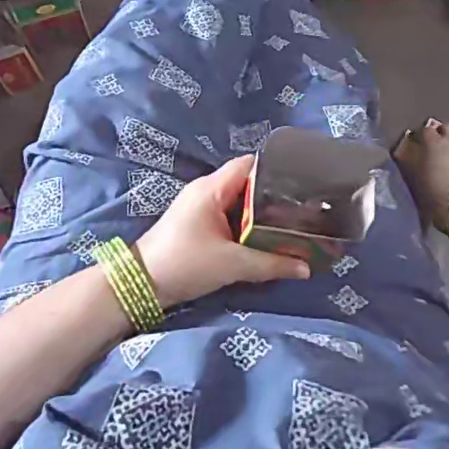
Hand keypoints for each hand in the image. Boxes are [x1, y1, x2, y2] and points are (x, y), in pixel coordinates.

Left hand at [135, 155, 310, 305]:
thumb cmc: (185, 263)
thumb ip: (272, 264)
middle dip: (273, 197)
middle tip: (302, 210)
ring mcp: (198, 208)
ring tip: (290, 224)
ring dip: (259, 214)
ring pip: (238, 202)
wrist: (141, 284)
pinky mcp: (196, 224)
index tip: (301, 186)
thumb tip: (307, 268)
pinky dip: (245, 225)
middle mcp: (205, 191)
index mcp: (211, 188)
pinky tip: (264, 238)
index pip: (249, 165)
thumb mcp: (232, 265)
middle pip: (247, 184)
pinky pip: (228, 216)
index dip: (276, 171)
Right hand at [393, 122, 448, 222]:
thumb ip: (408, 161)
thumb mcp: (413, 177)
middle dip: (439, 132)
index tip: (413, 142)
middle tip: (430, 144)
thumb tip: (402, 152)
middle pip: (446, 128)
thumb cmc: (433, 191)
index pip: (425, 130)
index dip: (418, 135)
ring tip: (441, 158)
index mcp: (433, 143)